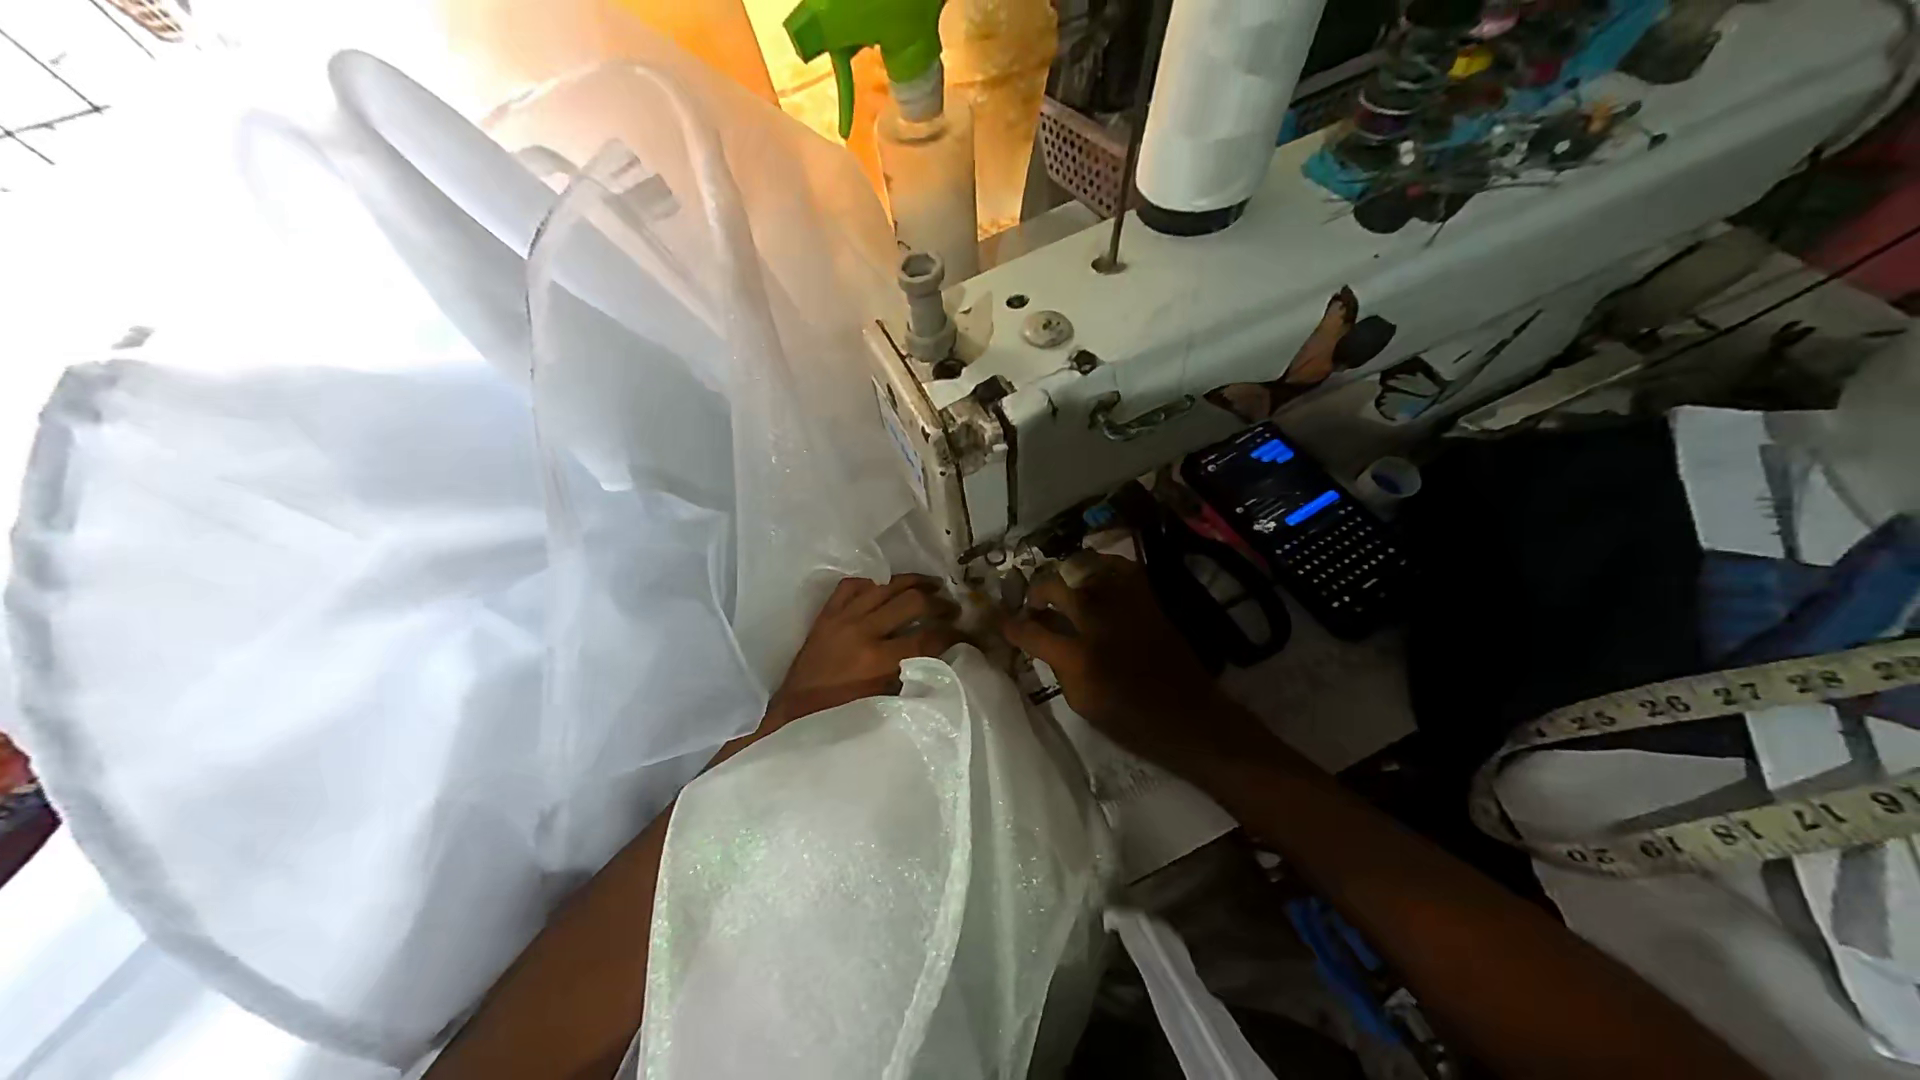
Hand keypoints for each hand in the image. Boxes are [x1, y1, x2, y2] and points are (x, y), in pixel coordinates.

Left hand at [763, 574, 962, 731]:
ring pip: (885, 585)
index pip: (926, 637)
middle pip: (911, 602)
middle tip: (953, 607)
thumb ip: (911, 675)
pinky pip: (853, 585)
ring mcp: (842, 616)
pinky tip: (886, 586)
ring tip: (932, 585)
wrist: (795, 710)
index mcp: (876, 660)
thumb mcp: (883, 701)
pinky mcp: (826, 612)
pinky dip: (873, 582)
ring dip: (913, 582)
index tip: (966, 634)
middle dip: (939, 603)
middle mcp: (861, 630)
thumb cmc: (841, 714)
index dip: (952, 634)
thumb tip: (940, 656)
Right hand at [1002, 554, 1266, 770]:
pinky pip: (1119, 566)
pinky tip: (1094, 580)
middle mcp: (1098, 622)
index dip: (1011, 626)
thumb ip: (1058, 667)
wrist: (1188, 717)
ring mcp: (1124, 605)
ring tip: (1063, 590)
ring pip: (1083, 568)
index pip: (1031, 631)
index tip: (1002, 623)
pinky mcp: (1146, 598)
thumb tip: (1043, 643)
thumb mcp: (1081, 704)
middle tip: (1034, 605)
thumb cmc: (1131, 722)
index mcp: (1078, 657)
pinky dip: (1101, 567)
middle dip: (1036, 593)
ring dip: (1066, 577)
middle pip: (1054, 586)